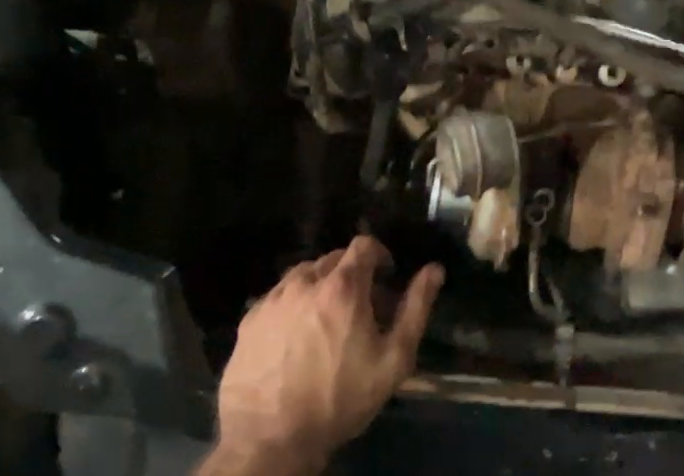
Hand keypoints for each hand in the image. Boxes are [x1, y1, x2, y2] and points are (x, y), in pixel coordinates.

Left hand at [213, 236, 443, 470]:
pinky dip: (293, 304)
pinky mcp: (249, 322)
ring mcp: (273, 300)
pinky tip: (296, 335)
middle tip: (361, 306)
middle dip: (352, 273)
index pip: (364, 245)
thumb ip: (416, 308)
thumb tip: (434, 270)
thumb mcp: (393, 359)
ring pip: (303, 276)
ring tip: (327, 319)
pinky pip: (278, 298)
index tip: (386, 278)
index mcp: (343, 286)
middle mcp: (305, 282)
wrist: (269, 439)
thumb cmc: (340, 398)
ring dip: (320, 286)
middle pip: (333, 259)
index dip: (380, 255)